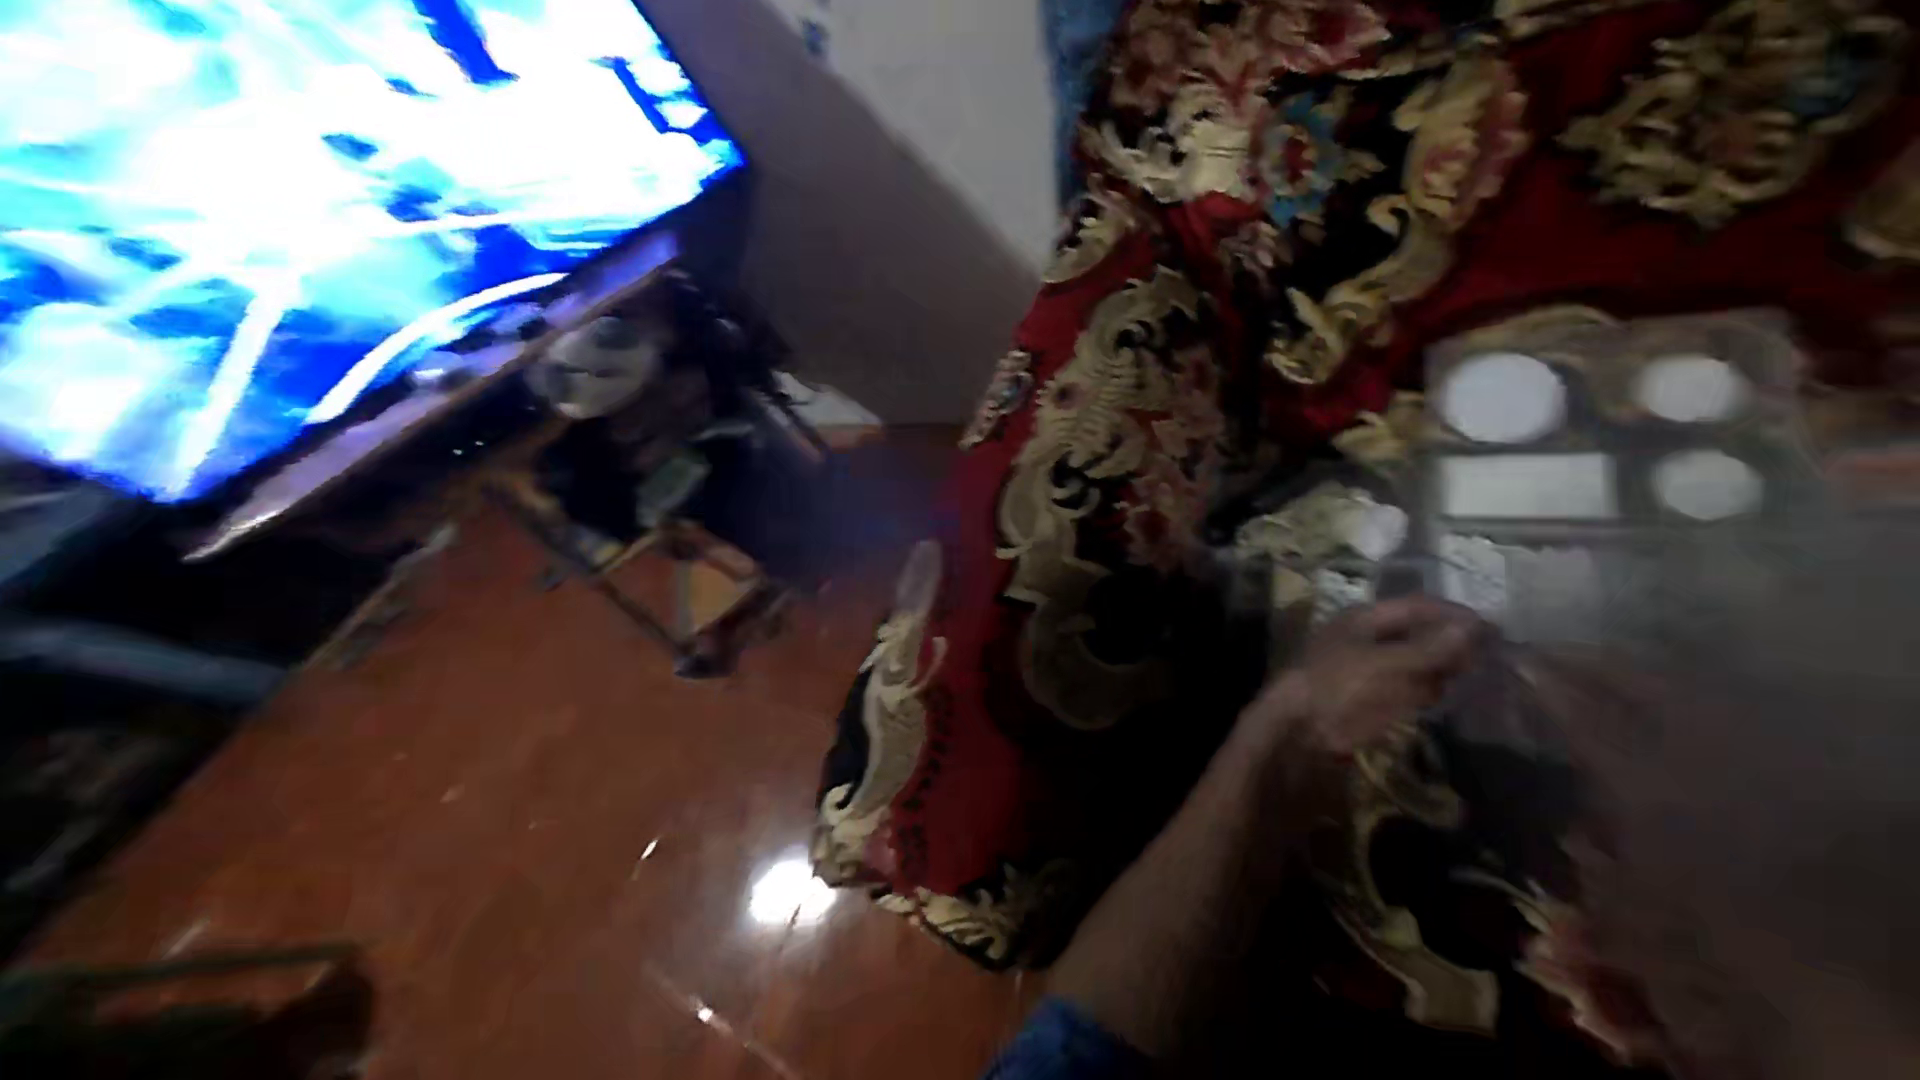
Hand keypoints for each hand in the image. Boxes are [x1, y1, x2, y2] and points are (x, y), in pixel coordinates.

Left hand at [1245, 596, 1484, 759]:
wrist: (1302, 730)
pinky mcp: (1379, 698)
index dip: (1452, 614)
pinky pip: (1413, 687)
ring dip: (1447, 665)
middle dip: (1452, 641)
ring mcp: (1375, 668)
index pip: (1416, 607)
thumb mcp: (1384, 662)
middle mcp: (1370, 639)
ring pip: (1420, 660)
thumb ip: (1428, 648)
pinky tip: (1455, 692)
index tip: (1493, 627)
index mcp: (1363, 619)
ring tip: (1485, 672)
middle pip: (1420, 633)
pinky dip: (1434, 688)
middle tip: (1495, 654)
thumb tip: (1475, 627)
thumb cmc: (1336, 683)